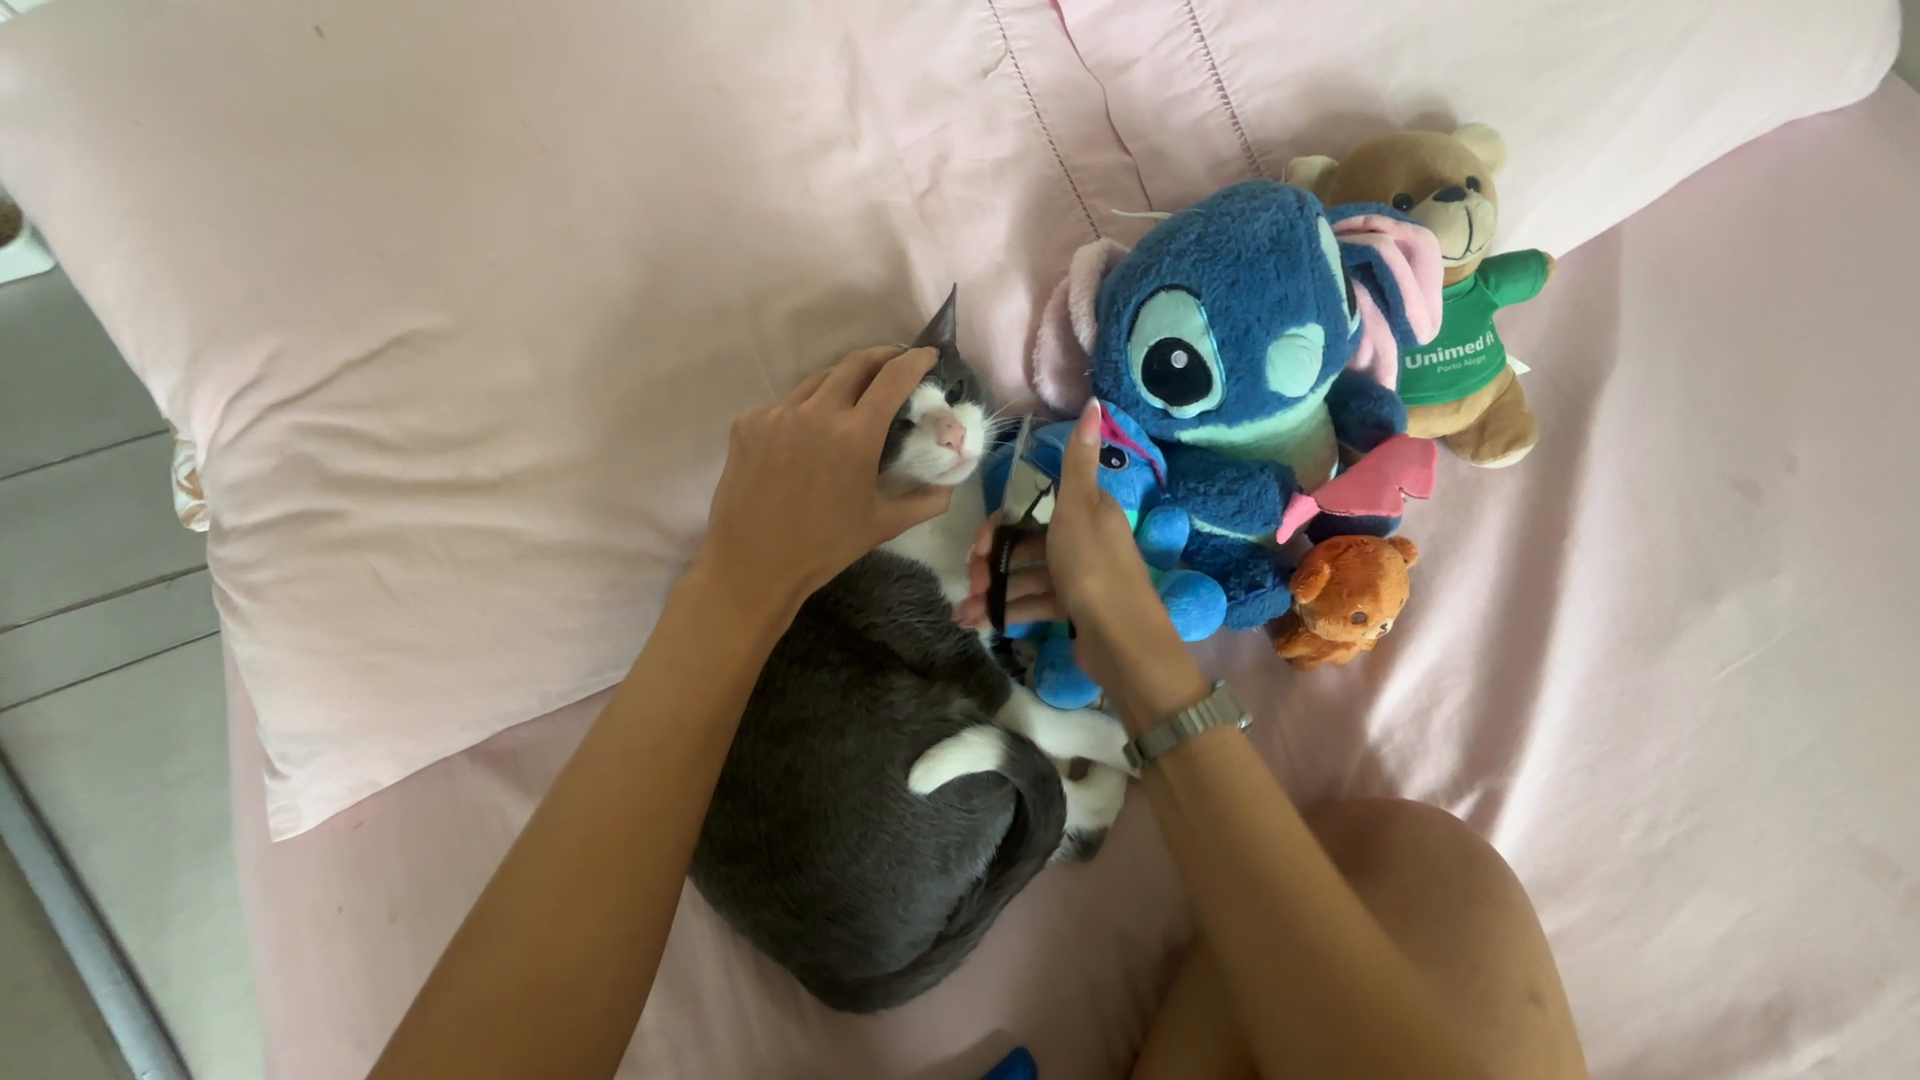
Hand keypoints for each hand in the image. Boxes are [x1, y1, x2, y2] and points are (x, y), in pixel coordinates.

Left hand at [695, 346, 950, 613]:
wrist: (752, 566)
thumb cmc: (825, 548)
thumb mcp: (885, 525)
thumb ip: (927, 500)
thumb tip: (950, 481)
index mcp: (855, 435)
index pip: (893, 377)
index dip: (916, 360)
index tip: (928, 355)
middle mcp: (816, 413)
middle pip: (856, 362)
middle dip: (882, 356)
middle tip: (896, 364)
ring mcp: (776, 414)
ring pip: (819, 379)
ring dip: (844, 380)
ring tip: (855, 396)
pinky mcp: (748, 423)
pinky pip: (787, 403)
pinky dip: (808, 408)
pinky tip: (812, 432)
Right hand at [958, 401, 1208, 727]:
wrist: (1123, 640)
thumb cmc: (1093, 567)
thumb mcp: (1079, 508)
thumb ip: (1078, 462)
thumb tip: (1096, 403)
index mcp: (1086, 512)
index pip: (1030, 510)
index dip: (998, 527)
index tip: (977, 547)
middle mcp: (1082, 540)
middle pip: (1023, 544)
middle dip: (990, 563)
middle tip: (969, 583)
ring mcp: (1078, 576)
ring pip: (1025, 577)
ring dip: (992, 592)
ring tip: (965, 613)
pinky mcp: (1074, 609)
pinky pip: (1033, 603)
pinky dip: (1007, 611)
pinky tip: (980, 624)